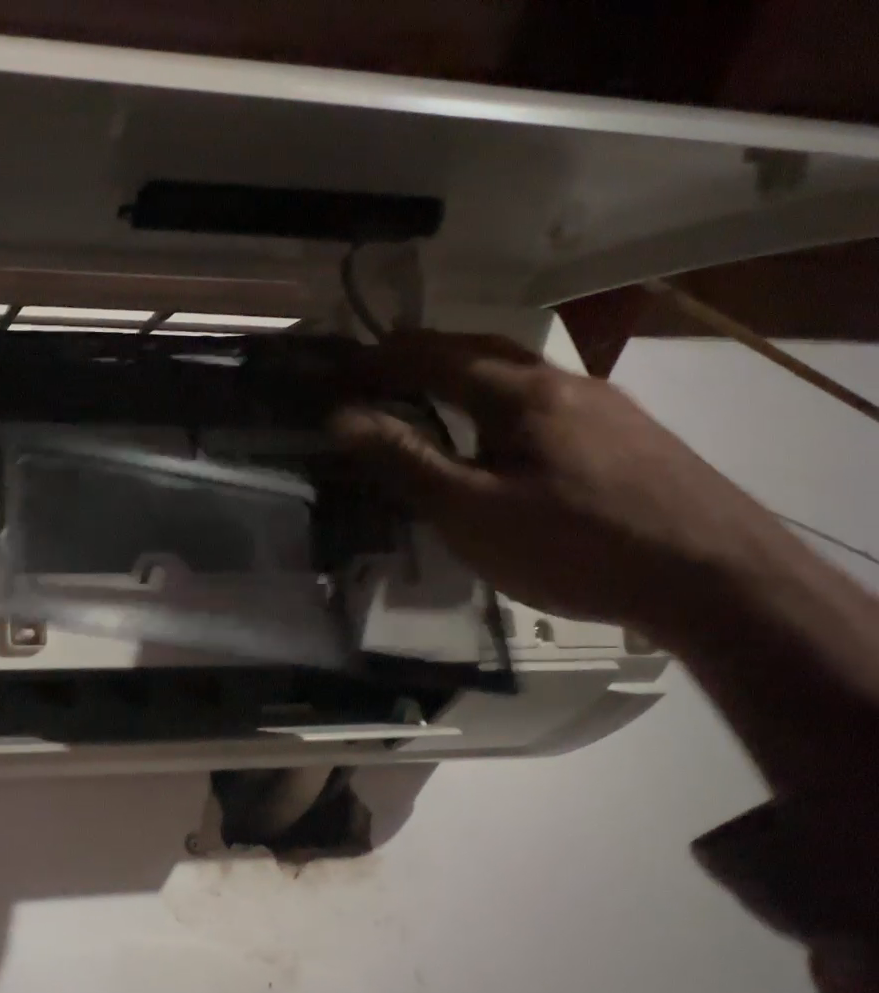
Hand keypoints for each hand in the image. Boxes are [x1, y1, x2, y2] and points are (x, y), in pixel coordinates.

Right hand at [329, 330, 795, 639]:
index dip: (376, 360)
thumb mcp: (471, 512)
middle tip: (371, 368)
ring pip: (516, 373)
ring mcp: (605, 407)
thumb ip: (405, 460)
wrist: (722, 581)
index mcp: (521, 394)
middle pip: (478, 350)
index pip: (432, 357)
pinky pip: (542, 399)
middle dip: (418, 353)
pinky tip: (496, 430)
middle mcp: (565, 383)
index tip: (330, 369)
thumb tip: (340, 417)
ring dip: (460, 371)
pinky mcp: (628, 437)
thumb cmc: (577, 546)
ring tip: (423, 392)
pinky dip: (496, 397)